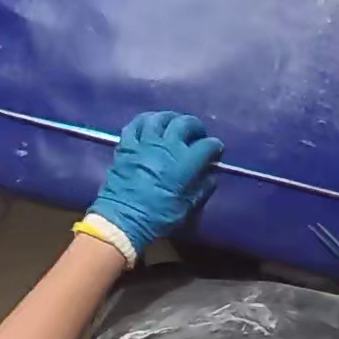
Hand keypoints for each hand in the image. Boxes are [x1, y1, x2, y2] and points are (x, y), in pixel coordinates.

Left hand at [87, 111, 223, 254]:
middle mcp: (167, 146)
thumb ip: (203, 188)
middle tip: (197, 134)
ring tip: (174, 124)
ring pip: (160, 118)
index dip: (215, 147)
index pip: (207, 145)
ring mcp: (144, 143)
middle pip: (185, 123)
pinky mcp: (126, 146)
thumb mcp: (188, 207)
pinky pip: (135, 125)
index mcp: (185, 162)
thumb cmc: (159, 217)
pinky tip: (149, 125)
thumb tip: (211, 174)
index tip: (215, 151)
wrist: (123, 220)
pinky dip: (145, 122)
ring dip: (170, 118)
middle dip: (195, 126)